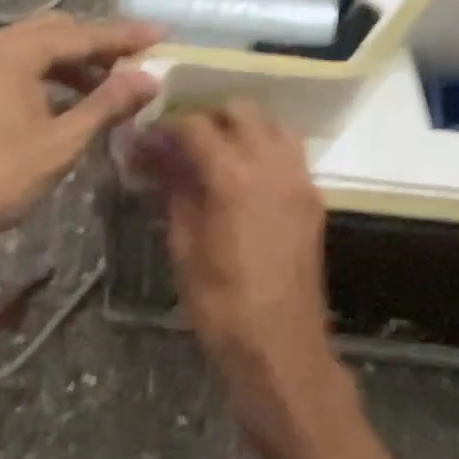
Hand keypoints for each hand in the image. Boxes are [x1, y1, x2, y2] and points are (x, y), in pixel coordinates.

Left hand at [0, 14, 160, 261]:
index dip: (123, 36)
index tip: (160, 35)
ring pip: (31, 48)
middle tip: (135, 59)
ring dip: (69, 62)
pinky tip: (66, 98)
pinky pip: (11, 65)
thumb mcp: (61, 142)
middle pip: (54, 31)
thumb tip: (148, 79)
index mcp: (12, 50)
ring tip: (107, 84)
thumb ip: (106, 104)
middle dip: (95, 44)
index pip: (80, 34)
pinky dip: (43, 74)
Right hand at [139, 101, 347, 454]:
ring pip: (272, 126)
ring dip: (240, 129)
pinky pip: (289, 154)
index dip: (166, 128)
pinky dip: (263, 149)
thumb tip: (157, 158)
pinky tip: (240, 177)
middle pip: (241, 111)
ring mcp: (300, 181)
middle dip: (206, 118)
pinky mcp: (312, 200)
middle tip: (179, 143)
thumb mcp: (184, 248)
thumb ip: (174, 192)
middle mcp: (274, 166)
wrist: (280, 347)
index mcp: (235, 177)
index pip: (196, 126)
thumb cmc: (220, 306)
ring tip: (212, 155)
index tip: (146, 141)